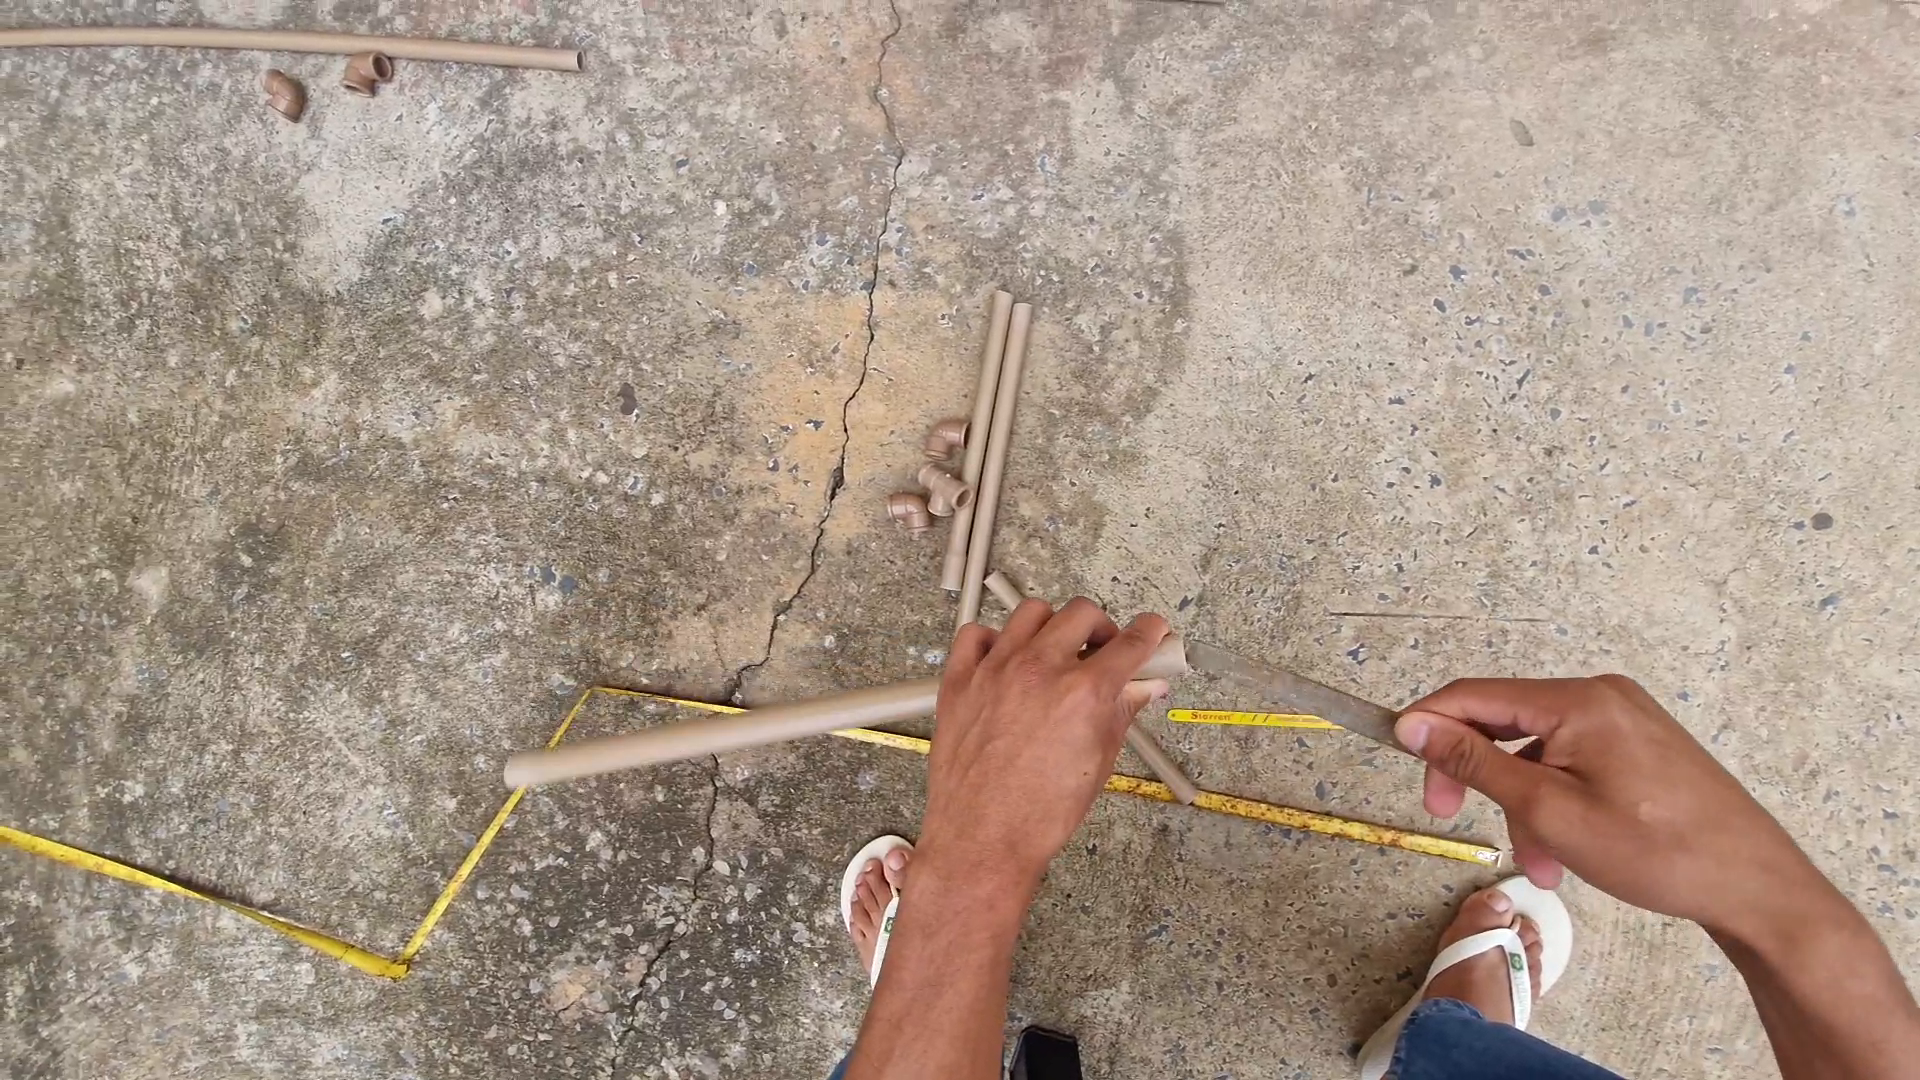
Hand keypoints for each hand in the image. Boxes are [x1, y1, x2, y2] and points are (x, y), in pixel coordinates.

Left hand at [921, 598, 1170, 889]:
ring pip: (1031, 612)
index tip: (1152, 629)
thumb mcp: (1099, 763)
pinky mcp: (960, 680)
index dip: (1150, 632)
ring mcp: (995, 670)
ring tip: (1054, 652)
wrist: (982, 839)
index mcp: (1082, 692)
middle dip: (1101, 627)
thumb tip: (1142, 688)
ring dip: (1051, 626)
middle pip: (1081, 612)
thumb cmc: (1039, 814)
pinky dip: (993, 640)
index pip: (1129, 642)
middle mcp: (1038, 670)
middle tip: (1101, 652)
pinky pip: (975, 634)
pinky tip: (1004, 660)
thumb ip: (1122, 712)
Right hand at [1395, 675, 1826, 938]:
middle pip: (1500, 721)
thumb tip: (1409, 724)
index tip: (1397, 755)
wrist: (1769, 899)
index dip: (1426, 722)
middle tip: (1446, 810)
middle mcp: (1597, 696)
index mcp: (1577, 700)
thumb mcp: (1546, 809)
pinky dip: (1550, 798)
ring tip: (1537, 860)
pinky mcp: (1635, 743)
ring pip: (1531, 749)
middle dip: (1473, 771)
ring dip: (1517, 800)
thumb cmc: (1658, 853)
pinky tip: (1561, 847)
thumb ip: (1471, 760)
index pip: (1471, 695)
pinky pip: (1565, 760)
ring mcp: (1621, 718)